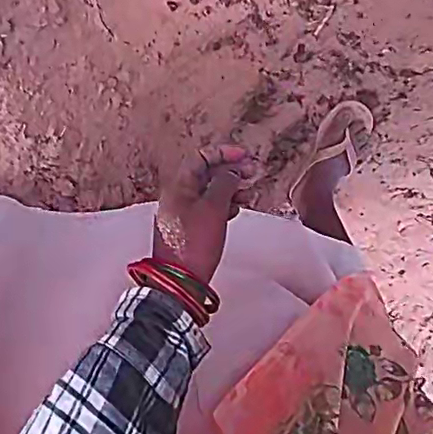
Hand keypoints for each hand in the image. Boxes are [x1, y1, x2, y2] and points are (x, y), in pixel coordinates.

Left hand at [152, 144, 256, 283]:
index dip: (223, 153)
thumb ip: (224, 184)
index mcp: (179, 186)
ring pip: (210, 191)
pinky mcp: (190, 228)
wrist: (180, 279)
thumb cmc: (194, 243)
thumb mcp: (213, 208)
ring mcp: (183, 213)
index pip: (200, 158)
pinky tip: (237, 208)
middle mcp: (179, 196)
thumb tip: (232, 172)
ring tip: (250, 191)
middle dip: (231, 170)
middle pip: (206, 174)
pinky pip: (209, 208)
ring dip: (230, 188)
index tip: (244, 156)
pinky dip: (225, 204)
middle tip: (253, 172)